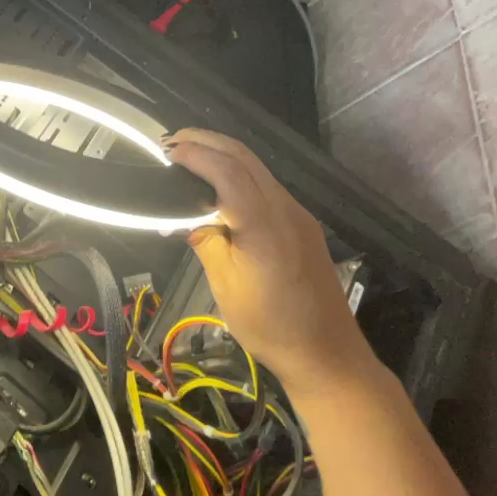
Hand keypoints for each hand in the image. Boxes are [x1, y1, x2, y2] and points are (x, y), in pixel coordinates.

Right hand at [168, 128, 377, 393]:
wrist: (328, 355)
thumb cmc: (270, 326)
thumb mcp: (226, 287)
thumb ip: (207, 243)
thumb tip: (186, 220)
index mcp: (263, 226)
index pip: (228, 172)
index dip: (197, 155)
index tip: (168, 152)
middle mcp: (284, 210)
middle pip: (245, 158)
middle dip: (207, 141)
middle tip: (172, 140)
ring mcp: (297, 215)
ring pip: (257, 168)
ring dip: (222, 154)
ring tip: (188, 155)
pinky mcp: (302, 224)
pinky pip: (266, 185)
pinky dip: (237, 172)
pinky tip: (217, 185)